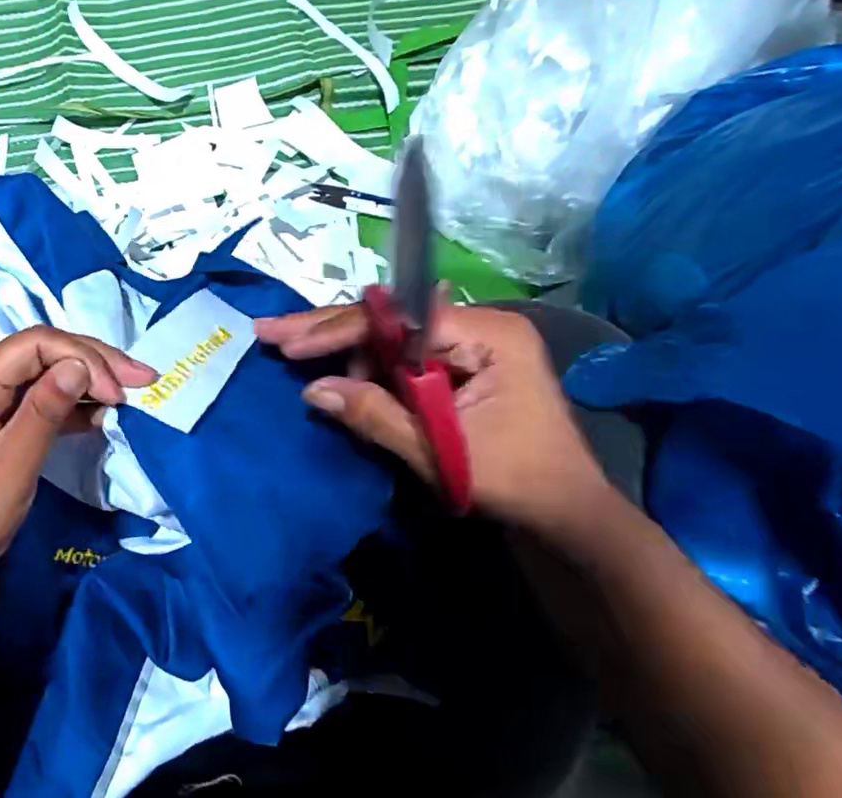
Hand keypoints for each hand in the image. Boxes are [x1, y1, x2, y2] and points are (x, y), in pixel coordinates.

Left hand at [0, 327, 154, 648]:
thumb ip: (45, 411)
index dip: (82, 357)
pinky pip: (45, 399)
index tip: (118, 392)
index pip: (34, 344)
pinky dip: (76, 404)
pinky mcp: (4, 422)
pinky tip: (104, 414)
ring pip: (49, 373)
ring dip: (90, 380)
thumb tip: (82, 365)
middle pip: (44, 352)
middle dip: (94, 362)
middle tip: (143, 380)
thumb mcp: (10, 466)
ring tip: (131, 394)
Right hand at [253, 301, 611, 533]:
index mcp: (487, 335)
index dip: (337, 331)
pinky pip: (401, 358)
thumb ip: (375, 416)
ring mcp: (467, 347)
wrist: (571, 522)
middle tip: (270, 332)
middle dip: (326, 330)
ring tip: (300, 362)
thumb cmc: (519, 486)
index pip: (396, 319)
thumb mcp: (440, 453)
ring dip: (344, 353)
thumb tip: (312, 391)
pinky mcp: (457, 369)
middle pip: (387, 320)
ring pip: (389, 338)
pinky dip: (365, 369)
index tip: (288, 344)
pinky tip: (336, 377)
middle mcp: (476, 329)